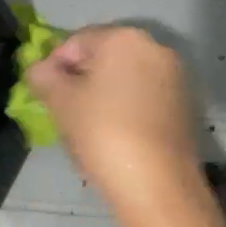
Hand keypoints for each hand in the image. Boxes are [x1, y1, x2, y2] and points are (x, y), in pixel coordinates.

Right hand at [24, 26, 203, 212]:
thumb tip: (39, 70)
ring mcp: (176, 77)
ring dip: (104, 91)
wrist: (158, 188)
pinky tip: (114, 133)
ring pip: (126, 76)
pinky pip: (145, 95)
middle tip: (63, 107)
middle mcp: (155, 48)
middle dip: (80, 77)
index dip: (54, 64)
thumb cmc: (104, 133)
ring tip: (87, 123)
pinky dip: (127, 106)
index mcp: (124, 38)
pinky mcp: (186, 105)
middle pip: (104, 55)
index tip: (44, 92)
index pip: (76, 41)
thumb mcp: (60, 102)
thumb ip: (43, 76)